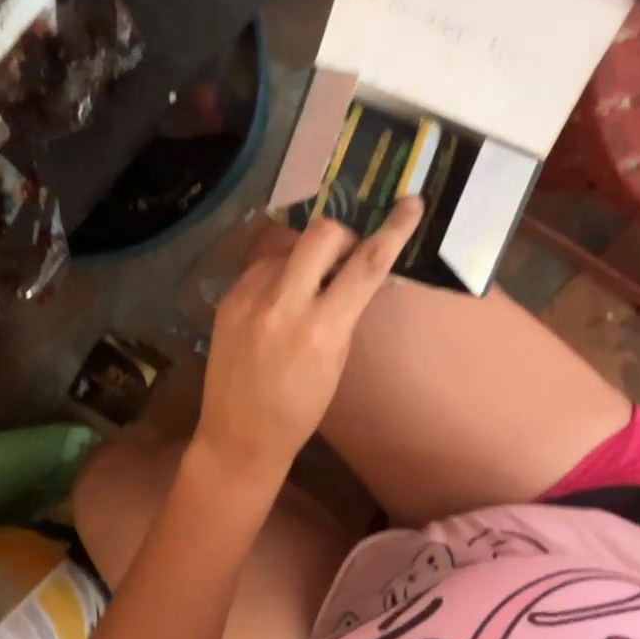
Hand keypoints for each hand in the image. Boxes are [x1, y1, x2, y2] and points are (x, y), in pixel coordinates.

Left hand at [193, 198, 423, 477]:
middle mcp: (283, 303)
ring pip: (288, 245)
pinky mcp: (228, 297)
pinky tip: (279, 299)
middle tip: (346, 258)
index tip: (412, 204)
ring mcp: (249, 297)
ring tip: (307, 286)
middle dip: (342, 236)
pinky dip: (280, 271)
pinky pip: (262, 264)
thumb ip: (345, 312)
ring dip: (307, 255)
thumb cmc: (300, 409)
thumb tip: (354, 272)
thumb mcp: (335, 362)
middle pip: (321, 233)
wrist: (239, 434)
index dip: (394, 230)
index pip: (366, 265)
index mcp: (322, 329)